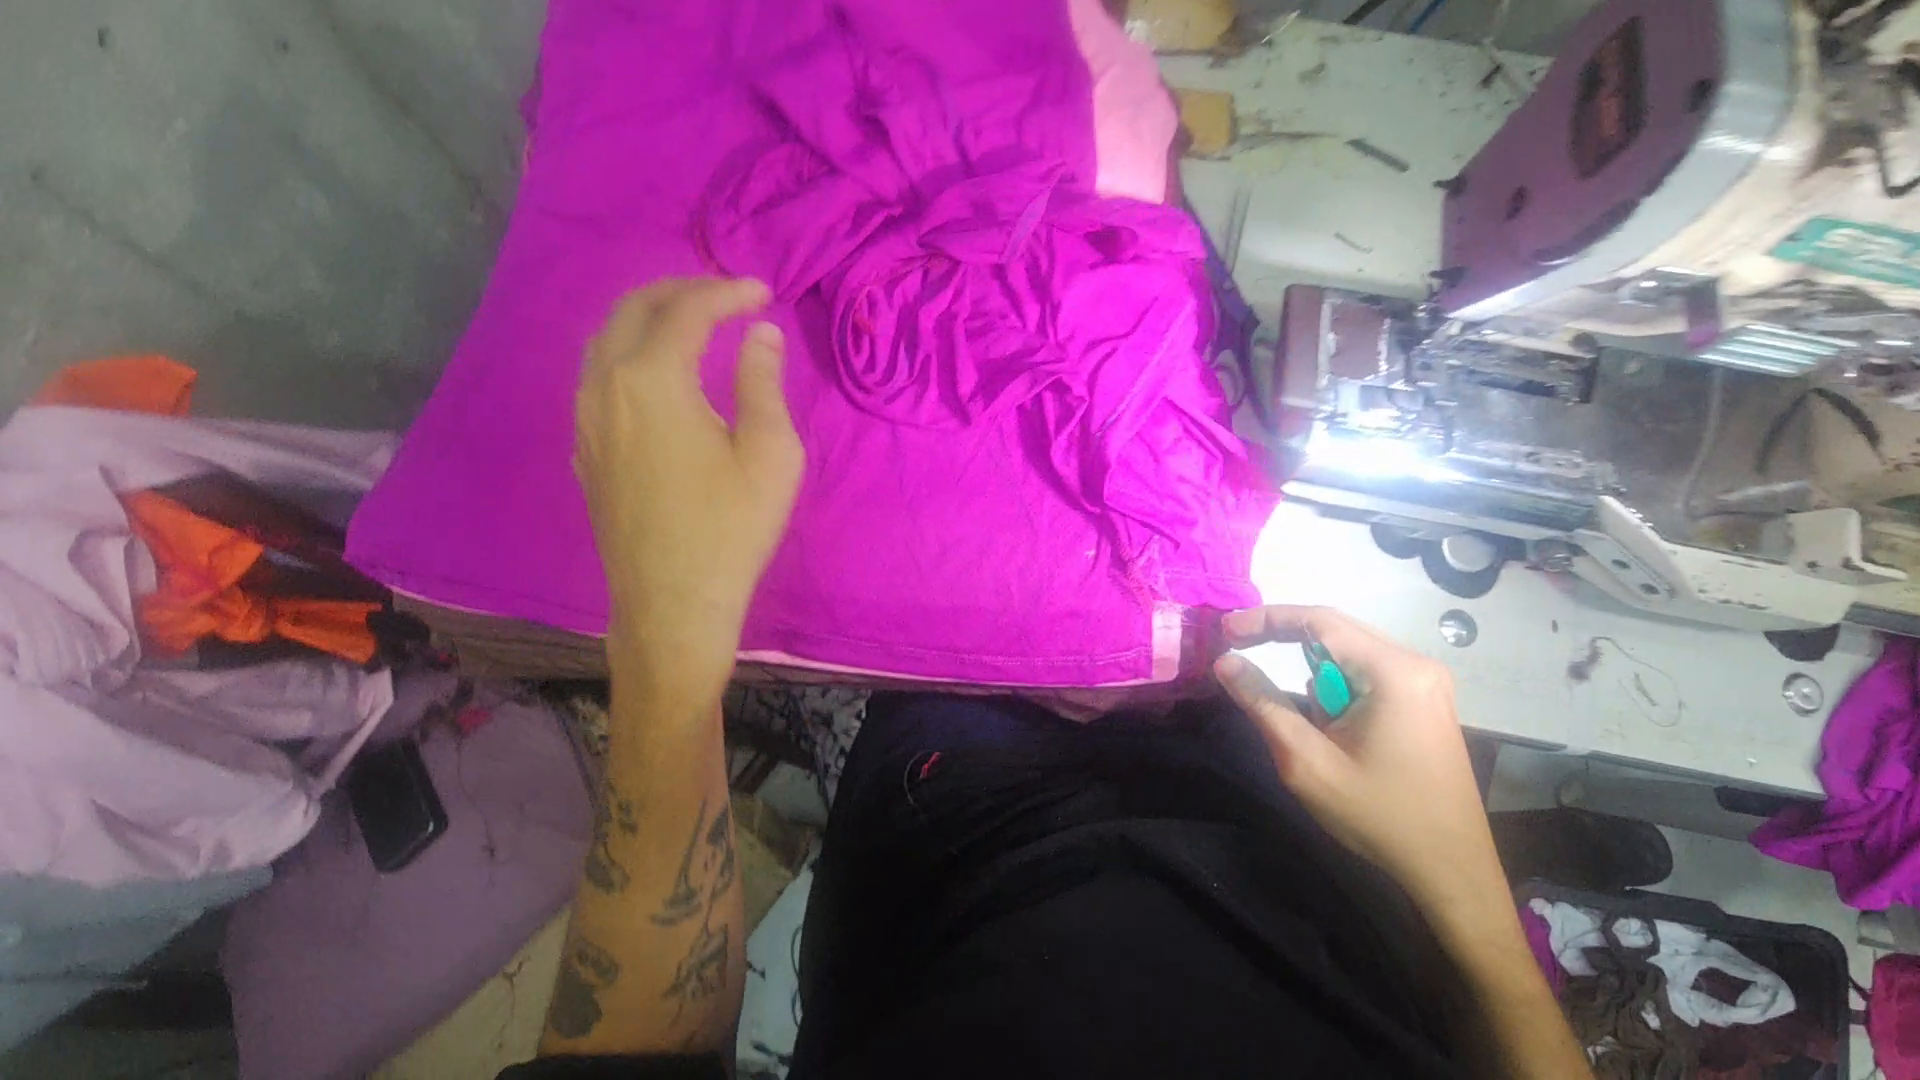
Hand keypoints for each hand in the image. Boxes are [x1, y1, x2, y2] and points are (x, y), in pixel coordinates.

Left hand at [575, 277, 802, 703]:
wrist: (671, 604)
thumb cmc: (731, 529)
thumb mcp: (770, 453)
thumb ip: (762, 382)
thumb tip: (758, 333)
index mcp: (652, 379)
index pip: (687, 308)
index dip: (727, 292)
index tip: (764, 294)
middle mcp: (605, 386)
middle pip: (634, 310)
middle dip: (682, 291)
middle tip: (727, 297)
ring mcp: (586, 420)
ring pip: (606, 341)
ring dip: (649, 320)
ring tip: (692, 326)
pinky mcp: (584, 451)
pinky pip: (598, 379)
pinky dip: (629, 356)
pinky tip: (657, 378)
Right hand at [1213, 606, 1505, 919]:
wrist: (1450, 869)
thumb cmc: (1378, 816)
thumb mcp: (1307, 761)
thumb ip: (1263, 704)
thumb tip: (1226, 662)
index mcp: (1393, 672)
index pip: (1319, 621)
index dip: (1267, 618)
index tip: (1225, 631)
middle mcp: (1416, 665)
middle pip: (1336, 631)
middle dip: (1284, 640)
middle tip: (1236, 652)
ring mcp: (1427, 683)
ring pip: (1350, 655)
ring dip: (1315, 675)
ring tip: (1309, 729)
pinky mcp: (1426, 703)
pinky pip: (1368, 675)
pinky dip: (1338, 689)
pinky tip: (1334, 731)